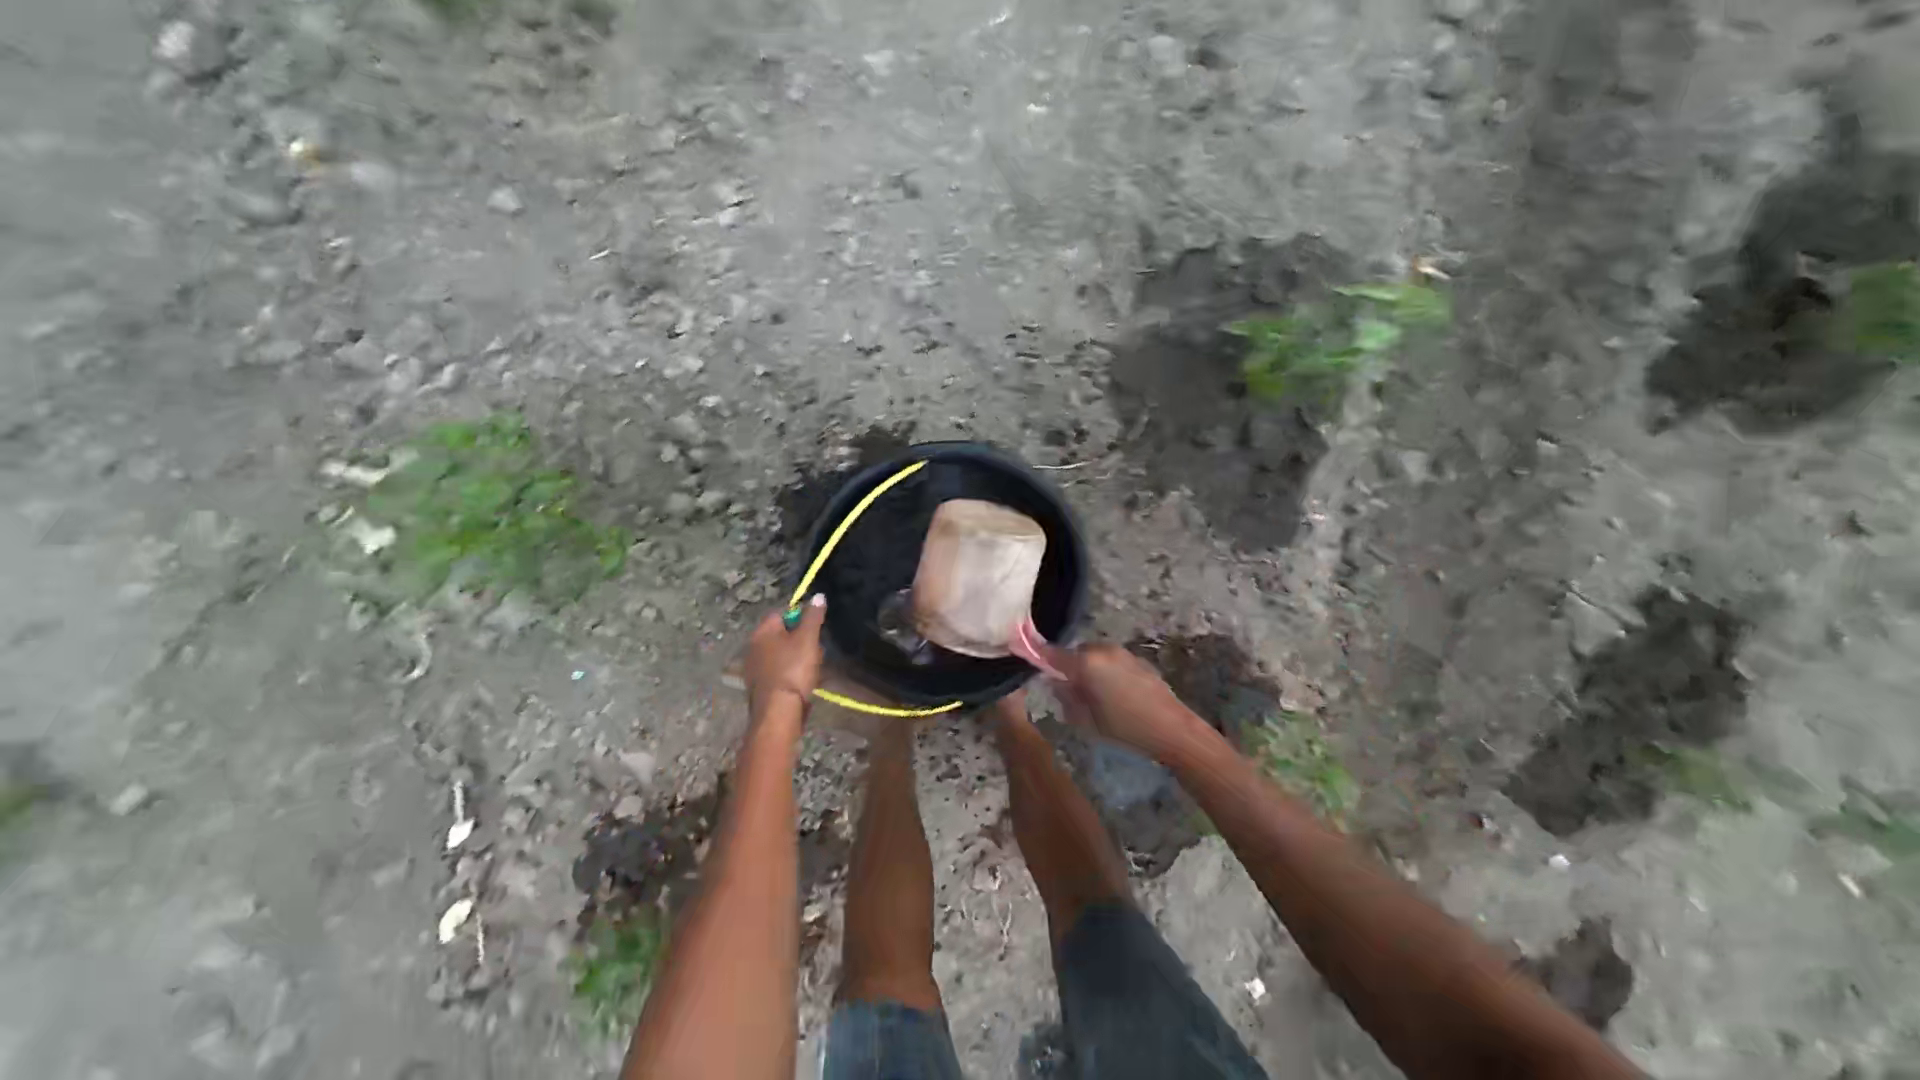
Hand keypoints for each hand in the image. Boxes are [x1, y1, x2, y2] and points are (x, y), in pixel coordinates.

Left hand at [744, 595, 826, 719]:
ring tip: (813, 668)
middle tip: (816, 649)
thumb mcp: (808, 639)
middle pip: (781, 634)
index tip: (815, 628)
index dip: (800, 617)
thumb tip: (817, 596)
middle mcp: (753, 647)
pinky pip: (779, 671)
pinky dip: (791, 672)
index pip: (781, 613)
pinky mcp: (760, 686)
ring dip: (798, 657)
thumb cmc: (793, 669)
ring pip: (781, 654)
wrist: (779, 711)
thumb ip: (813, 616)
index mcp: (762, 632)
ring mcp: (754, 668)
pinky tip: (803, 681)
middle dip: (801, 639)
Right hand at [1037, 642, 1203, 762]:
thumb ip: (1065, 698)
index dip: (1036, 653)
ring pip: (1093, 655)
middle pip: (1074, 653)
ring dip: (1088, 669)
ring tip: (1095, 695)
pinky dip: (1105, 671)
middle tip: (1070, 692)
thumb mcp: (1085, 721)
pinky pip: (1110, 660)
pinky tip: (1115, 694)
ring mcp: (1122, 652)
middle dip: (1069, 667)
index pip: (1051, 652)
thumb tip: (1058, 684)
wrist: (1172, 729)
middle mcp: (1102, 650)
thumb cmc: (1124, 728)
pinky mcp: (1137, 659)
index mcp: (1085, 662)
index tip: (1023, 651)